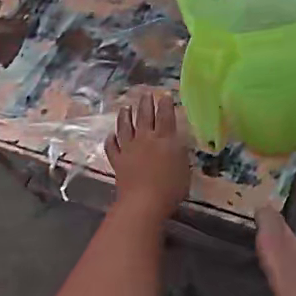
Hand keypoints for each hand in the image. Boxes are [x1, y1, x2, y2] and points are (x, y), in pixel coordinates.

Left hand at [106, 87, 191, 216]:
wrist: (144, 201)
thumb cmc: (171, 188)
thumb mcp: (184, 168)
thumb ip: (180, 152)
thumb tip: (177, 142)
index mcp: (165, 139)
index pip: (165, 116)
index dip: (166, 104)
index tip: (165, 94)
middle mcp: (145, 139)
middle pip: (144, 116)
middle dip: (145, 103)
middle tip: (146, 94)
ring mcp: (128, 149)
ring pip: (125, 127)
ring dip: (125, 116)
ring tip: (125, 107)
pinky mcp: (117, 161)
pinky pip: (112, 147)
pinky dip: (111, 139)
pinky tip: (111, 135)